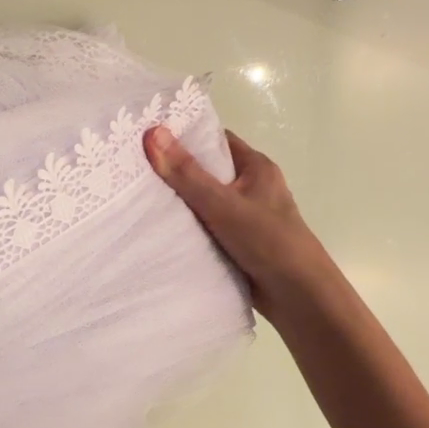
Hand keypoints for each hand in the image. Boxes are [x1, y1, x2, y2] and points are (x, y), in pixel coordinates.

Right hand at [143, 125, 336, 320]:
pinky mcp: (234, 242)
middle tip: (132, 170)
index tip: (147, 138)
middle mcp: (250, 188)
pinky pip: (202, 228)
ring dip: (176, 205)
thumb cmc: (267, 240)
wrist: (296, 295)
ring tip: (134, 198)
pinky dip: (183, 229)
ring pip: (202, 202)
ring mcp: (242, 217)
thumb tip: (152, 133)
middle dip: (173, 172)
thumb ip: (186, 173)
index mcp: (256, 168)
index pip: (215, 141)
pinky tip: (155, 231)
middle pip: (205, 172)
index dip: (184, 137)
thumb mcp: (222, 203)